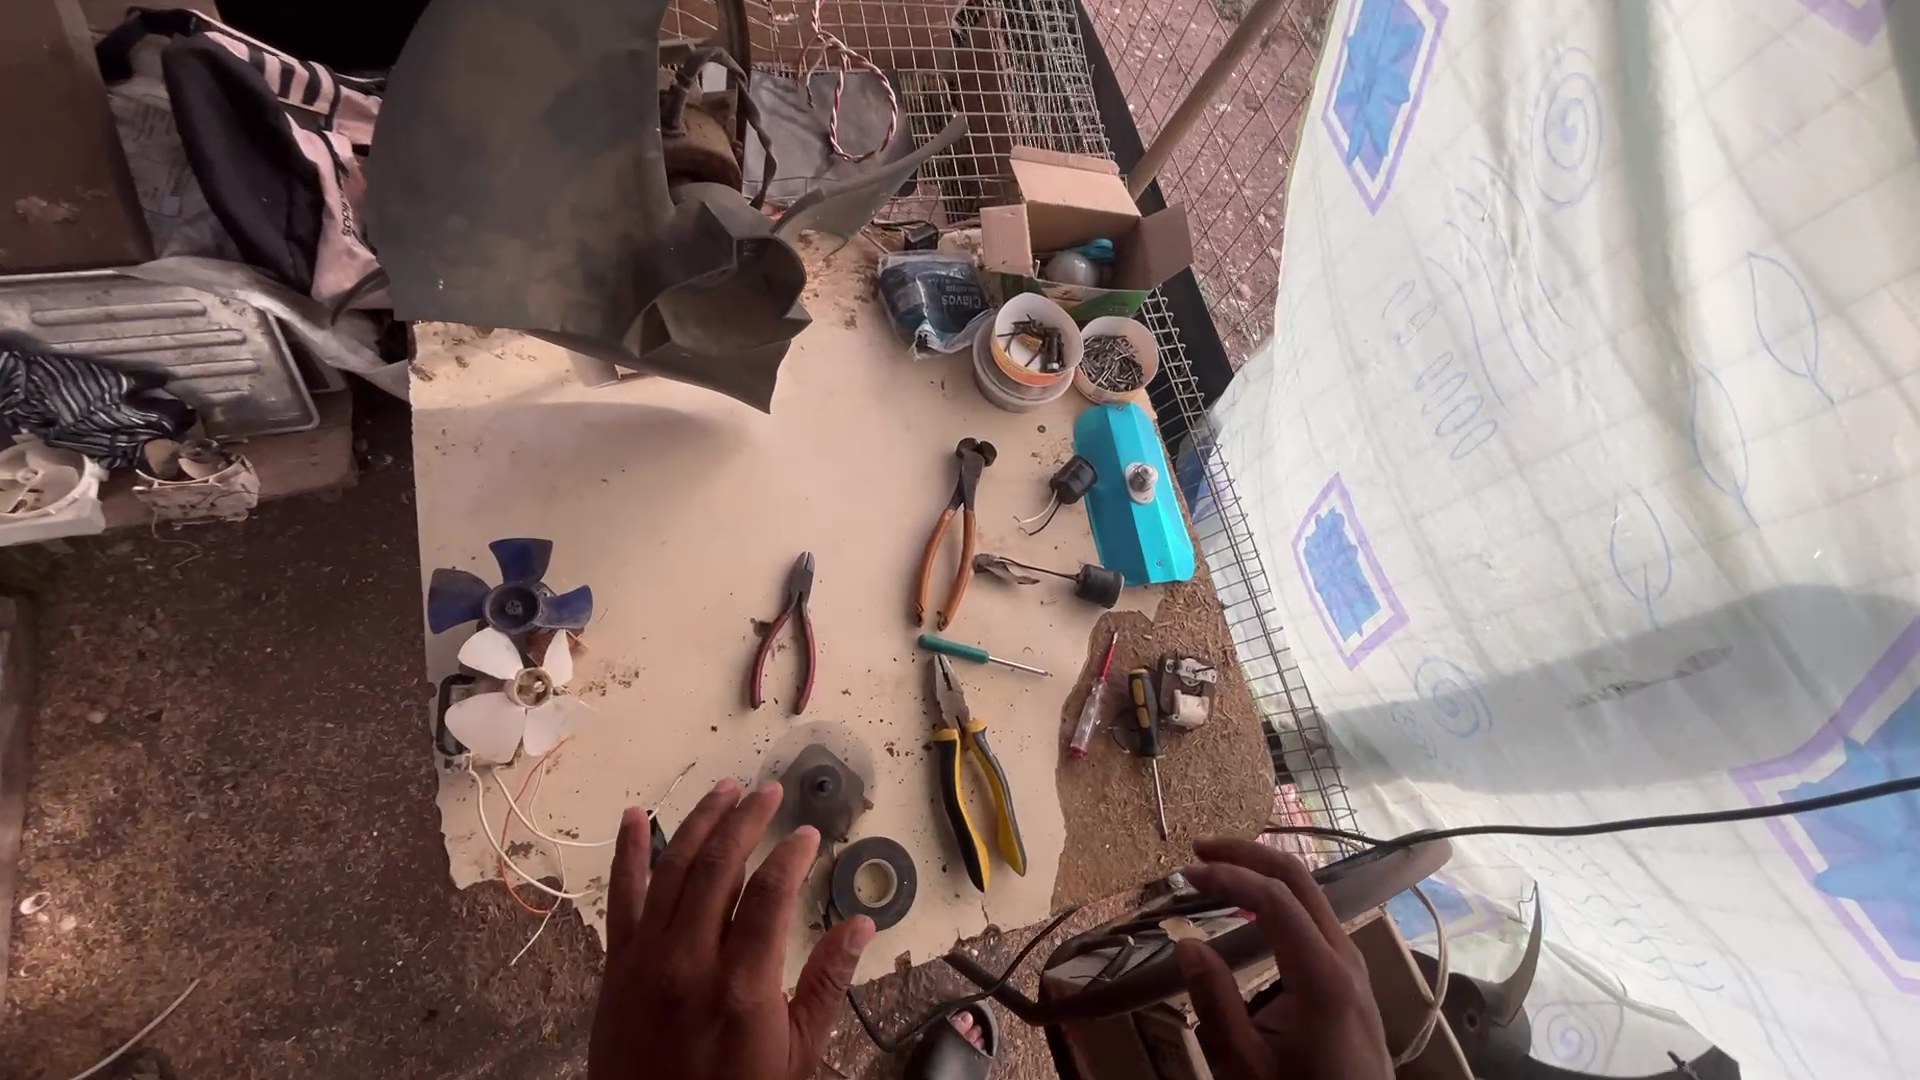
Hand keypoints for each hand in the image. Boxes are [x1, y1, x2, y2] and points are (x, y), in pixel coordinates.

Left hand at [589, 778, 876, 1079]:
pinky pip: (621, 898)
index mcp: (741, 985)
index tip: (807, 833)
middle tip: (769, 792)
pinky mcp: (618, 966)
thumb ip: (828, 982)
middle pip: (718, 866)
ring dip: (700, 821)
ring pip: (673, 869)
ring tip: (725, 789)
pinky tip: (636, 816)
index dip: (792, 854)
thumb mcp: (797, 1051)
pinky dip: (628, 853)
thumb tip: (862, 924)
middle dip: (748, 819)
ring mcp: (646, 960)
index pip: (769, 893)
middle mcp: (689, 962)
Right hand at [1175, 838, 1392, 1079]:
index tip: (1186, 875)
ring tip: (1217, 868)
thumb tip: (1187, 942)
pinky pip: (1313, 914)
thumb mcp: (1247, 1069)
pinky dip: (1275, 893)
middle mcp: (1346, 960)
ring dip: (1260, 869)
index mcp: (1324, 980)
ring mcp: (1353, 965)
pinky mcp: (1349, 976)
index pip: (1274, 899)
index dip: (1228, 876)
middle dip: (1246, 853)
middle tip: (1199, 848)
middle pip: (1298, 879)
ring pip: (1309, 892)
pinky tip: (1248, 902)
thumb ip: (1216, 1004)